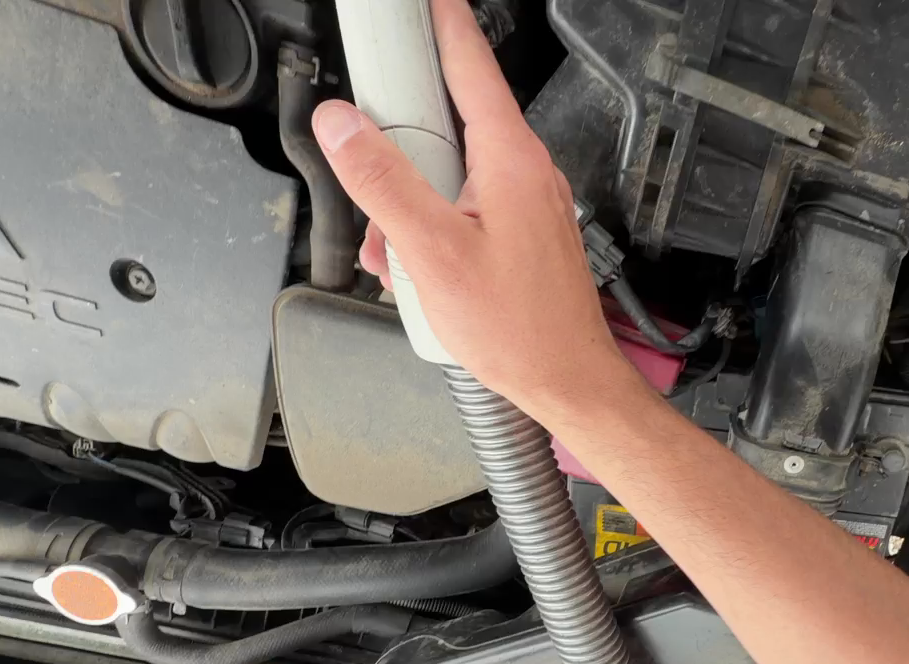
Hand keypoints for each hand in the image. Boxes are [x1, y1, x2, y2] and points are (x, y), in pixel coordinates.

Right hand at [310, 0, 635, 411]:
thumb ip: (383, 183)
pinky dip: (435, 231)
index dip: (434, 16)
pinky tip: (421, 271)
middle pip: (445, 119)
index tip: (411, 1)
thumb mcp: (434, 254)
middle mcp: (526, 173)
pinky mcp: (523, 235)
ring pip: (450, 173)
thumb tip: (341, 124)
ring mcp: (527, 205)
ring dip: (410, 206)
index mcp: (510, 160)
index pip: (467, 58)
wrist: (568, 381)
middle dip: (397, 151)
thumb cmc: (522, 331)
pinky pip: (466, 210)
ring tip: (401, 255)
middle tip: (379, 194)